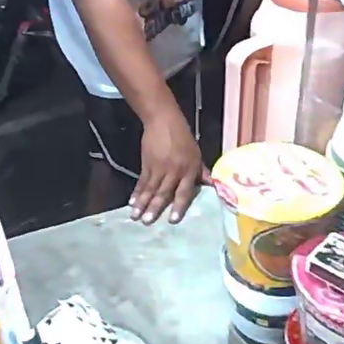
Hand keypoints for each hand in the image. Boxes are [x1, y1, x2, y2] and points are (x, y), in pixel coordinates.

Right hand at [132, 108, 205, 224]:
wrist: (163, 121)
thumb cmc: (183, 137)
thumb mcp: (196, 154)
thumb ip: (201, 171)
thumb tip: (212, 185)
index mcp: (188, 170)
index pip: (184, 192)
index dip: (178, 207)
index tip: (172, 220)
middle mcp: (173, 171)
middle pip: (163, 193)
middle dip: (155, 208)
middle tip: (148, 222)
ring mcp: (158, 168)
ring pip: (150, 189)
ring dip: (142, 203)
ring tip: (135, 216)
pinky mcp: (146, 164)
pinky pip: (141, 181)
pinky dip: (136, 192)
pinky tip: (131, 201)